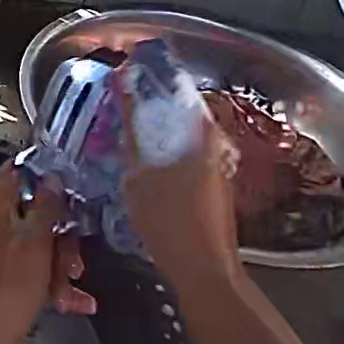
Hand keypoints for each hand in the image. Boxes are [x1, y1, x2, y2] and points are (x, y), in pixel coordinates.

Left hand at [0, 163, 97, 343]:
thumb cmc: (10, 282)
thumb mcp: (37, 239)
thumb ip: (48, 205)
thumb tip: (53, 177)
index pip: (21, 170)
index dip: (48, 175)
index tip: (74, 188)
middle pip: (35, 211)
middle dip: (61, 235)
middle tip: (74, 258)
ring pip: (37, 242)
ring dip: (59, 262)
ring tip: (72, 284)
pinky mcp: (2, 275)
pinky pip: (31, 267)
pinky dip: (50, 281)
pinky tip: (77, 303)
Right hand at [120, 87, 241, 291]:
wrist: (206, 274)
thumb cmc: (171, 223)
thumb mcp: (138, 179)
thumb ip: (131, 140)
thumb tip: (125, 108)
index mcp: (200, 131)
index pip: (173, 89)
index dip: (148, 77)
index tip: (128, 68)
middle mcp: (215, 140)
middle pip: (180, 107)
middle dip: (153, 100)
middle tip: (125, 97)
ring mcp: (218, 162)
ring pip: (184, 130)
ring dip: (161, 124)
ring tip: (130, 125)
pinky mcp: (216, 181)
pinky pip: (188, 149)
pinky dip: (169, 146)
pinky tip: (148, 157)